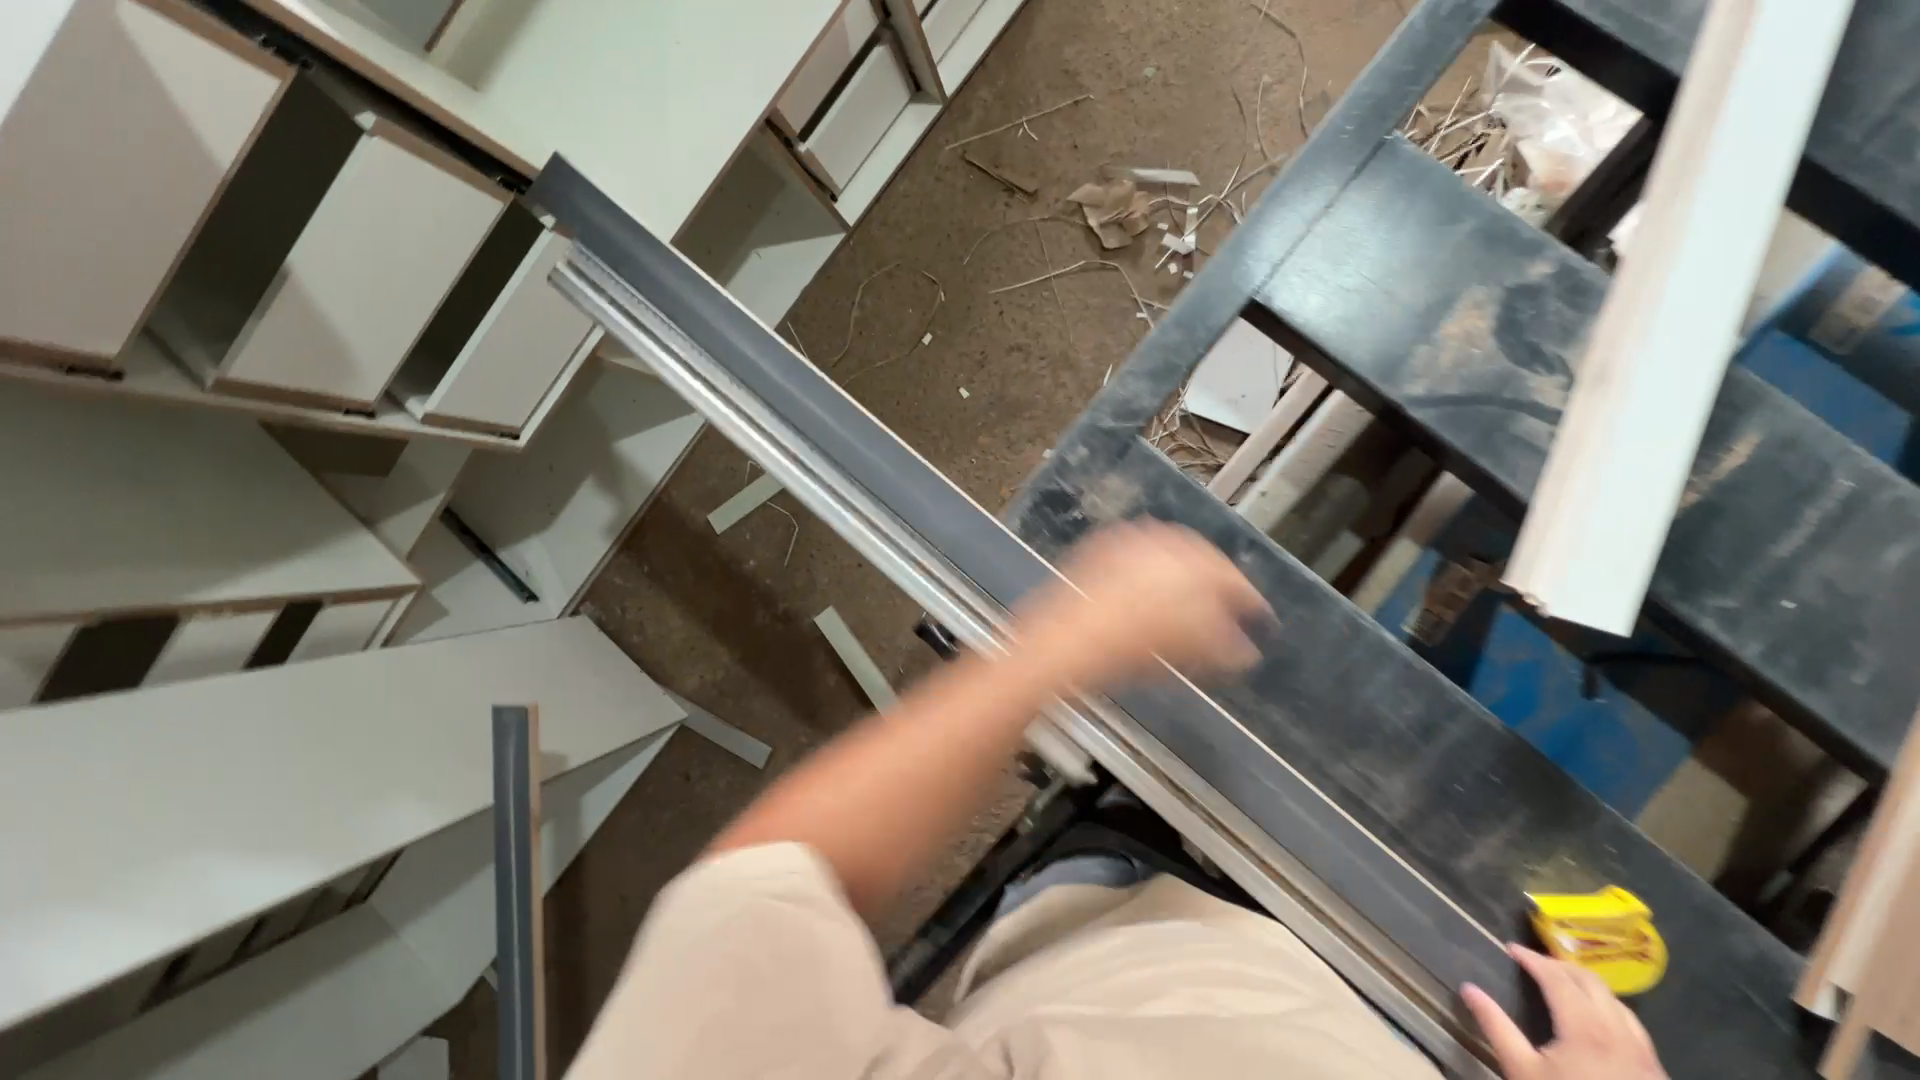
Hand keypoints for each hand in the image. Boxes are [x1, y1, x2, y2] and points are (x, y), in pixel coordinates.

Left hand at [1012, 520, 1271, 688]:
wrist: (1069, 638)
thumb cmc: (1130, 647)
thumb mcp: (1190, 652)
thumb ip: (1226, 647)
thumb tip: (1245, 651)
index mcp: (1198, 564)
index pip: (1235, 579)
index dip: (1250, 601)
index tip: (1258, 616)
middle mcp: (1169, 542)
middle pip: (1205, 561)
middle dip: (1216, 585)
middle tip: (1225, 610)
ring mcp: (1134, 540)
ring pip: (1172, 554)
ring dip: (1185, 576)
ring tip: (1189, 604)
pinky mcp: (1105, 545)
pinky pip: (1139, 553)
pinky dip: (1151, 571)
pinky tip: (1149, 593)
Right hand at [1462, 944, 1666, 1079]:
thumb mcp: (1522, 1070)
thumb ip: (1496, 1026)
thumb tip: (1469, 989)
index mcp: (1584, 1027)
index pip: (1557, 978)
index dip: (1533, 959)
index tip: (1511, 948)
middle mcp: (1618, 1031)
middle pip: (1591, 981)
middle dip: (1560, 965)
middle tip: (1534, 962)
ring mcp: (1643, 1052)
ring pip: (1617, 1001)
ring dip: (1588, 985)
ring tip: (1564, 985)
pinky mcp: (1655, 1071)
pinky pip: (1633, 1025)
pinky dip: (1609, 1008)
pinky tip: (1598, 1021)